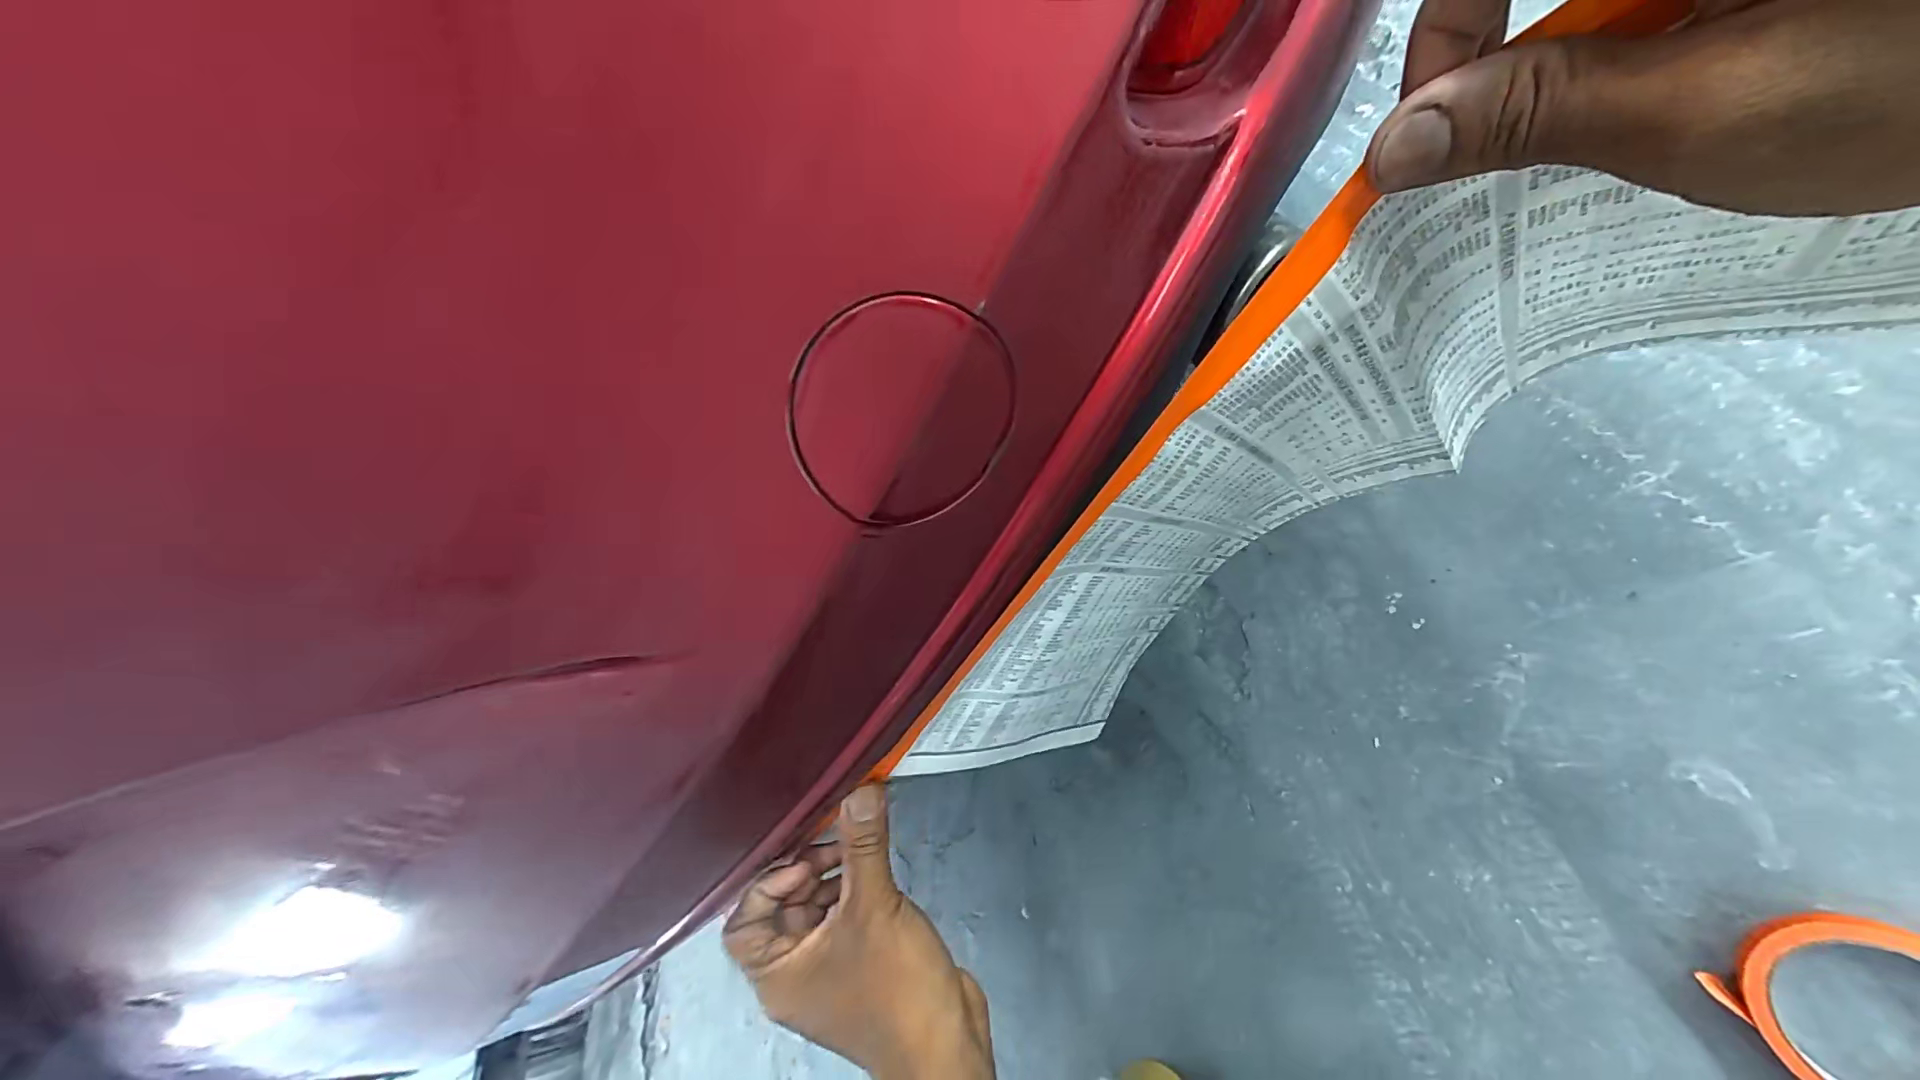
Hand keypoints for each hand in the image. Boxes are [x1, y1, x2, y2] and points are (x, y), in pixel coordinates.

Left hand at [723, 784, 993, 1079]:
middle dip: (807, 867)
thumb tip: (861, 788)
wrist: (948, 1042)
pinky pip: (843, 912)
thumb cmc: (895, 986)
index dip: (767, 884)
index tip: (805, 859)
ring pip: (815, 906)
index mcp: (778, 974)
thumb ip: (864, 844)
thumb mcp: (875, 906)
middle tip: (837, 840)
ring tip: (859, 848)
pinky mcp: (860, 958)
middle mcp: (796, 972)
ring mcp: (829, 966)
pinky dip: (853, 887)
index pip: (743, 922)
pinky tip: (874, 867)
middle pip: (782, 906)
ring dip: (832, 873)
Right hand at [1364, 0, 1919, 214]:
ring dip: (1553, 52)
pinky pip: (1615, 8)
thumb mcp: (1695, 110)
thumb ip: (1536, 114)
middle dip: (1493, 50)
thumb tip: (1395, 148)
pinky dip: (1600, 41)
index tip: (1433, 125)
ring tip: (1611, 102)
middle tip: (1504, 129)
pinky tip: (1647, 72)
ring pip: (1573, 0)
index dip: (1443, 38)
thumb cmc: (1904, 90)